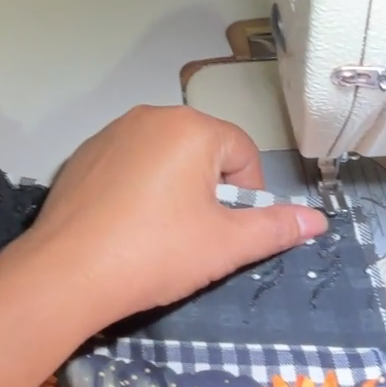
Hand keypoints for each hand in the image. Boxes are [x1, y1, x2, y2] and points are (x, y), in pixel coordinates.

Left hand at [5, 105, 327, 330]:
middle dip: (208, 188)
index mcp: (190, 128)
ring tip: (157, 231)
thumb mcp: (225, 245)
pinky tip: (123, 223)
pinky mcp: (84, 152)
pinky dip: (136, 186)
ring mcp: (111, 131)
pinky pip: (128, 161)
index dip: (246, 193)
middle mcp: (150, 115)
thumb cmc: (156, 252)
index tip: (228, 230)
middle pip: (202, 149)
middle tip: (193, 233)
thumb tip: (317, 219)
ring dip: (173, 186)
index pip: (243, 151)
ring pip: (163, 155)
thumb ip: (275, 227)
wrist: (68, 270)